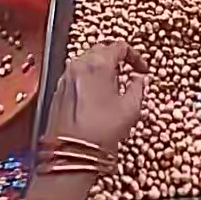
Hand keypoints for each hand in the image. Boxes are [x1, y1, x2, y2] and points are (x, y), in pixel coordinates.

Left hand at [46, 41, 147, 156]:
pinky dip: (88, 78)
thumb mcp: (130, 109)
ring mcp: (66, 76)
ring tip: (113, 86)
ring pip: (86, 62)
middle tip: (128, 73)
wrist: (71, 152)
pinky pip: (76, 75)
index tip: (142, 69)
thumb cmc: (102, 130)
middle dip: (116, 59)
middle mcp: (79, 65)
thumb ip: (138, 88)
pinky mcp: (58, 90)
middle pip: (101, 50)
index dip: (135, 56)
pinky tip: (96, 96)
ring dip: (101, 68)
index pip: (119, 47)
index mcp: (99, 64)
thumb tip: (140, 79)